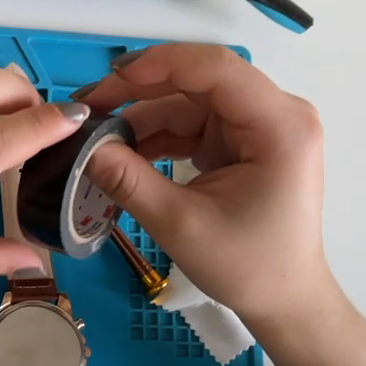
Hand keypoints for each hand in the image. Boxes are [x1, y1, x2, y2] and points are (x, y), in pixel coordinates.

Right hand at [80, 43, 339, 332]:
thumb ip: (129, 181)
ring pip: (189, 104)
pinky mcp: (241, 145)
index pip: (216, 70)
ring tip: (94, 136)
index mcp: (278, 125)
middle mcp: (274, 114)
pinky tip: (121, 152)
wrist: (283, 300)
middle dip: (140, 92)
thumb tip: (81, 148)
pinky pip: (191, 127)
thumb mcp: (180, 225)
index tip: (107, 82)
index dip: (158, 66)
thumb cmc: (246, 266)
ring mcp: (257, 128)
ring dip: (142, 118)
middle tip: (88, 109)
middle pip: (199, 82)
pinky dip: (155, 138)